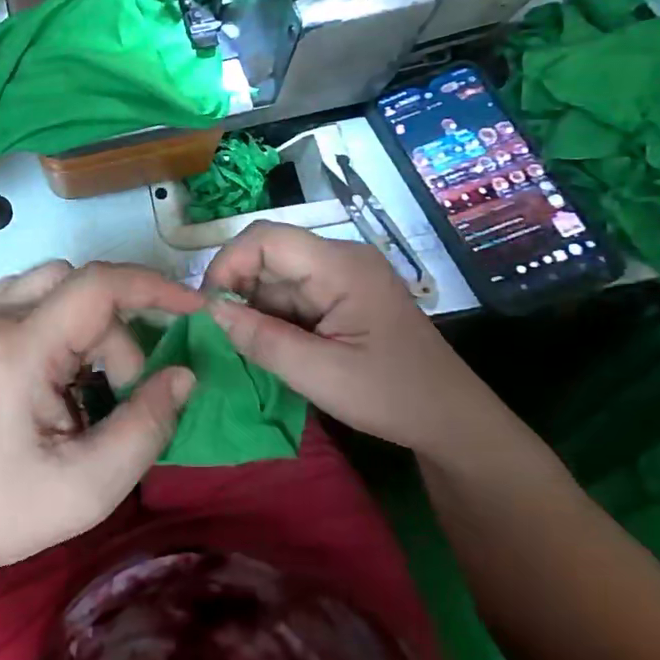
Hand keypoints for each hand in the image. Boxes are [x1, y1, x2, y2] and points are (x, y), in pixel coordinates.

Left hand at [0, 260, 202, 591]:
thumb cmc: (11, 510)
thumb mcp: (94, 483)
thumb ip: (148, 423)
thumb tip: (184, 374)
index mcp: (18, 351)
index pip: (97, 286)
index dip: (154, 288)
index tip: (196, 311)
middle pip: (81, 285)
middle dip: (121, 329)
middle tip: (126, 390)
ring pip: (57, 284)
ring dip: (94, 322)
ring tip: (97, 381)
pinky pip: (33, 296)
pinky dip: (65, 317)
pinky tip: (68, 363)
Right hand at [200, 222, 498, 450]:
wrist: (450, 420)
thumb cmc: (391, 396)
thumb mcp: (320, 375)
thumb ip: (261, 340)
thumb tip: (209, 311)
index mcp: (341, 266)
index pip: (266, 238)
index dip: (227, 264)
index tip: (209, 308)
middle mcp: (339, 259)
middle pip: (267, 254)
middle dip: (236, 288)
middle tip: (219, 332)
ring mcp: (341, 276)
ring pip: (274, 275)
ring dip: (250, 305)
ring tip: (241, 344)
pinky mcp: (339, 296)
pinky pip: (290, 293)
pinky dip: (269, 315)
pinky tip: (266, 345)